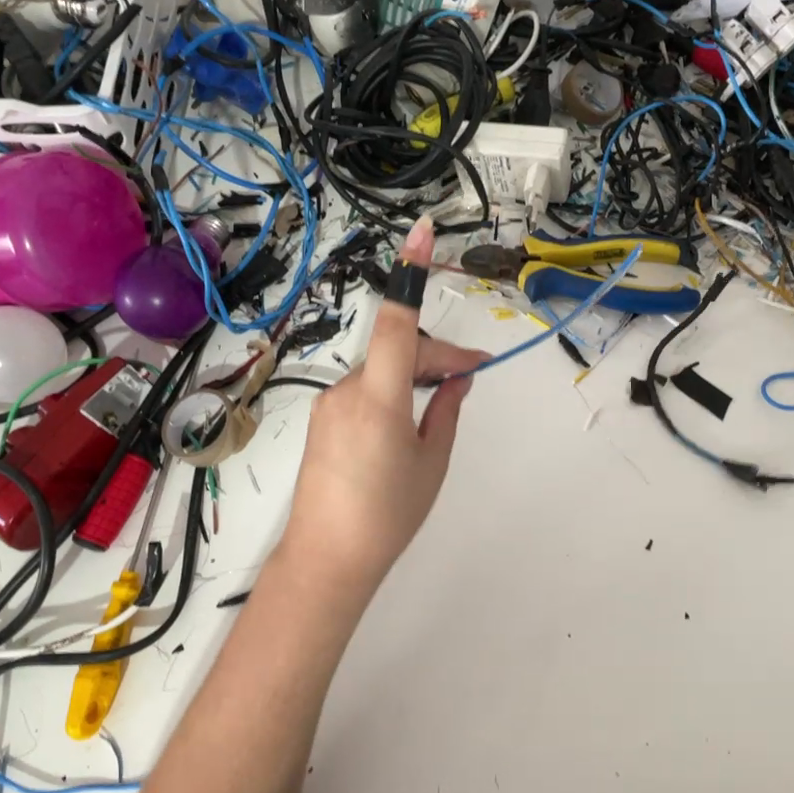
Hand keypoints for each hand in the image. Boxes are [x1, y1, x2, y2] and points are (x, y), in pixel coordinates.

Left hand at [278, 217, 488, 583]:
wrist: (327, 559)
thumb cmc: (388, 514)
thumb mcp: (432, 461)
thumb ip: (447, 410)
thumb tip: (459, 377)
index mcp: (379, 397)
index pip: (395, 322)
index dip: (410, 274)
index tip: (422, 233)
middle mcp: (347, 390)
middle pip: (396, 348)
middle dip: (435, 354)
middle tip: (471, 373)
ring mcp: (329, 405)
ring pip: (380, 370)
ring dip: (413, 374)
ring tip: (443, 400)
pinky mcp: (323, 421)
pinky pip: (364, 390)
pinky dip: (391, 391)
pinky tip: (409, 418)